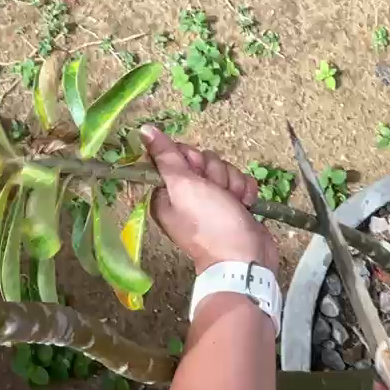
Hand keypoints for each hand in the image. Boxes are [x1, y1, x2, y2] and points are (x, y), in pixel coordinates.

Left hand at [140, 125, 277, 272]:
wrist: (246, 259)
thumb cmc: (210, 224)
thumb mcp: (183, 186)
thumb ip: (165, 157)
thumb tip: (143, 130)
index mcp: (167, 192)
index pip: (176, 154)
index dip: (191, 159)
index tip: (196, 174)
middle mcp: (187, 195)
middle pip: (203, 160)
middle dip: (215, 173)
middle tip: (216, 193)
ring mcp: (212, 200)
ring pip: (223, 169)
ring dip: (232, 183)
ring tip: (233, 203)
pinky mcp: (233, 204)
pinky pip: (240, 181)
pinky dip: (245, 191)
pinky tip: (245, 204)